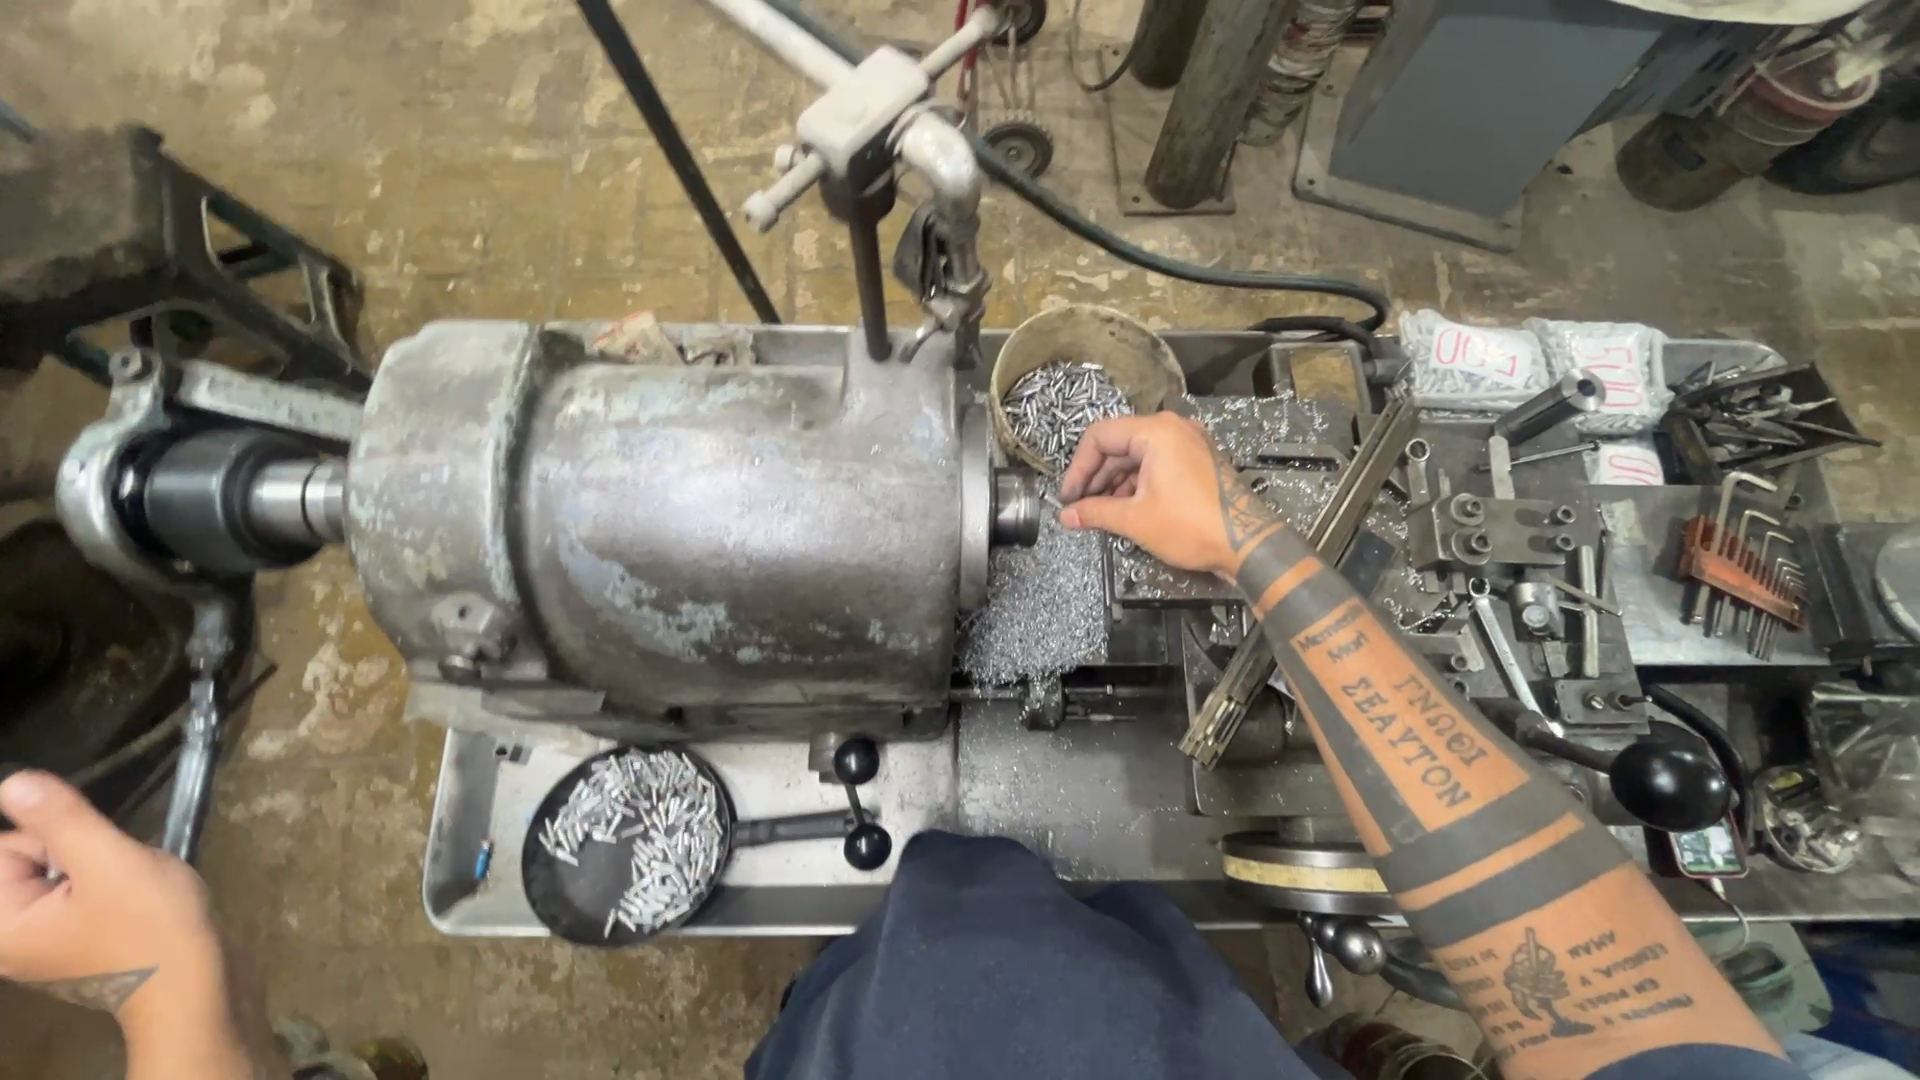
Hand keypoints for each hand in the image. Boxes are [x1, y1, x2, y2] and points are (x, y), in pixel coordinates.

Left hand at [0, 770, 223, 1025]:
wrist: (191, 978)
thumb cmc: (150, 923)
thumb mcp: (113, 862)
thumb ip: (63, 821)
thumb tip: (14, 782)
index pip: (4, 849)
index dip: (59, 839)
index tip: (97, 859)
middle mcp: (0, 936)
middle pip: (23, 863)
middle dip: (79, 855)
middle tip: (119, 875)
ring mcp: (30, 945)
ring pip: (52, 878)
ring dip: (96, 870)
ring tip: (131, 890)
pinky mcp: (62, 946)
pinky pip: (69, 898)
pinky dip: (102, 890)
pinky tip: (129, 904)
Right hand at [1057, 412, 1280, 577]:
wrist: (1247, 544)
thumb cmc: (1192, 526)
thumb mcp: (1134, 519)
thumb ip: (1095, 512)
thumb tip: (1067, 515)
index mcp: (1156, 432)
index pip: (1100, 436)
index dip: (1078, 467)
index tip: (1068, 495)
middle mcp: (1173, 429)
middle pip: (1118, 445)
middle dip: (1095, 476)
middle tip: (1079, 506)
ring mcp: (1189, 444)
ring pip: (1137, 456)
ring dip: (1114, 482)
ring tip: (1100, 512)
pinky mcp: (1197, 462)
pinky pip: (1156, 464)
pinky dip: (1136, 483)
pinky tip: (1125, 508)